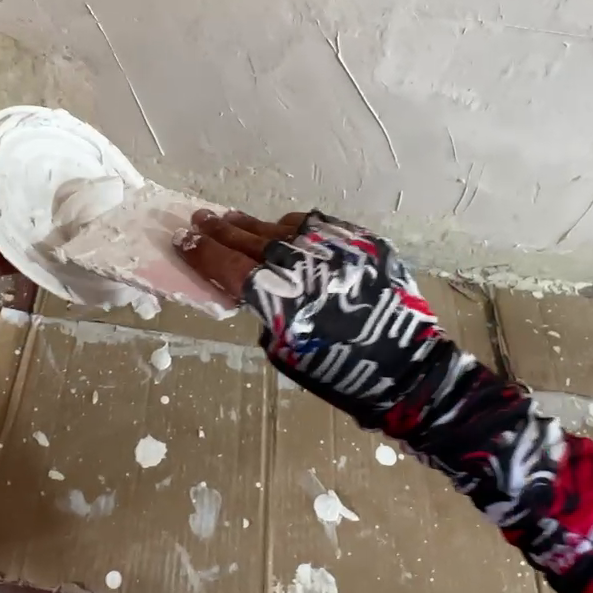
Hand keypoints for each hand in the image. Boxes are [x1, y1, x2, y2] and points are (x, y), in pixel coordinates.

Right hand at [174, 208, 450, 437]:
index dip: (202, 252)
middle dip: (219, 230)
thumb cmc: (341, 373)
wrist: (409, 369)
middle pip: (249, 240)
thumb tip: (249, 282)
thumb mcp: (286, 349)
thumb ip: (263, 310)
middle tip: (199, 219)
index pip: (228, 266)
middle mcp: (302, 265)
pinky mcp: (359, 240)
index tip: (183, 239)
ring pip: (280, 226)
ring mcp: (332, 248)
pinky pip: (317, 224)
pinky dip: (293, 227)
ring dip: (252, 225)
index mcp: (279, 299)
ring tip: (232, 219)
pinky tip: (282, 229)